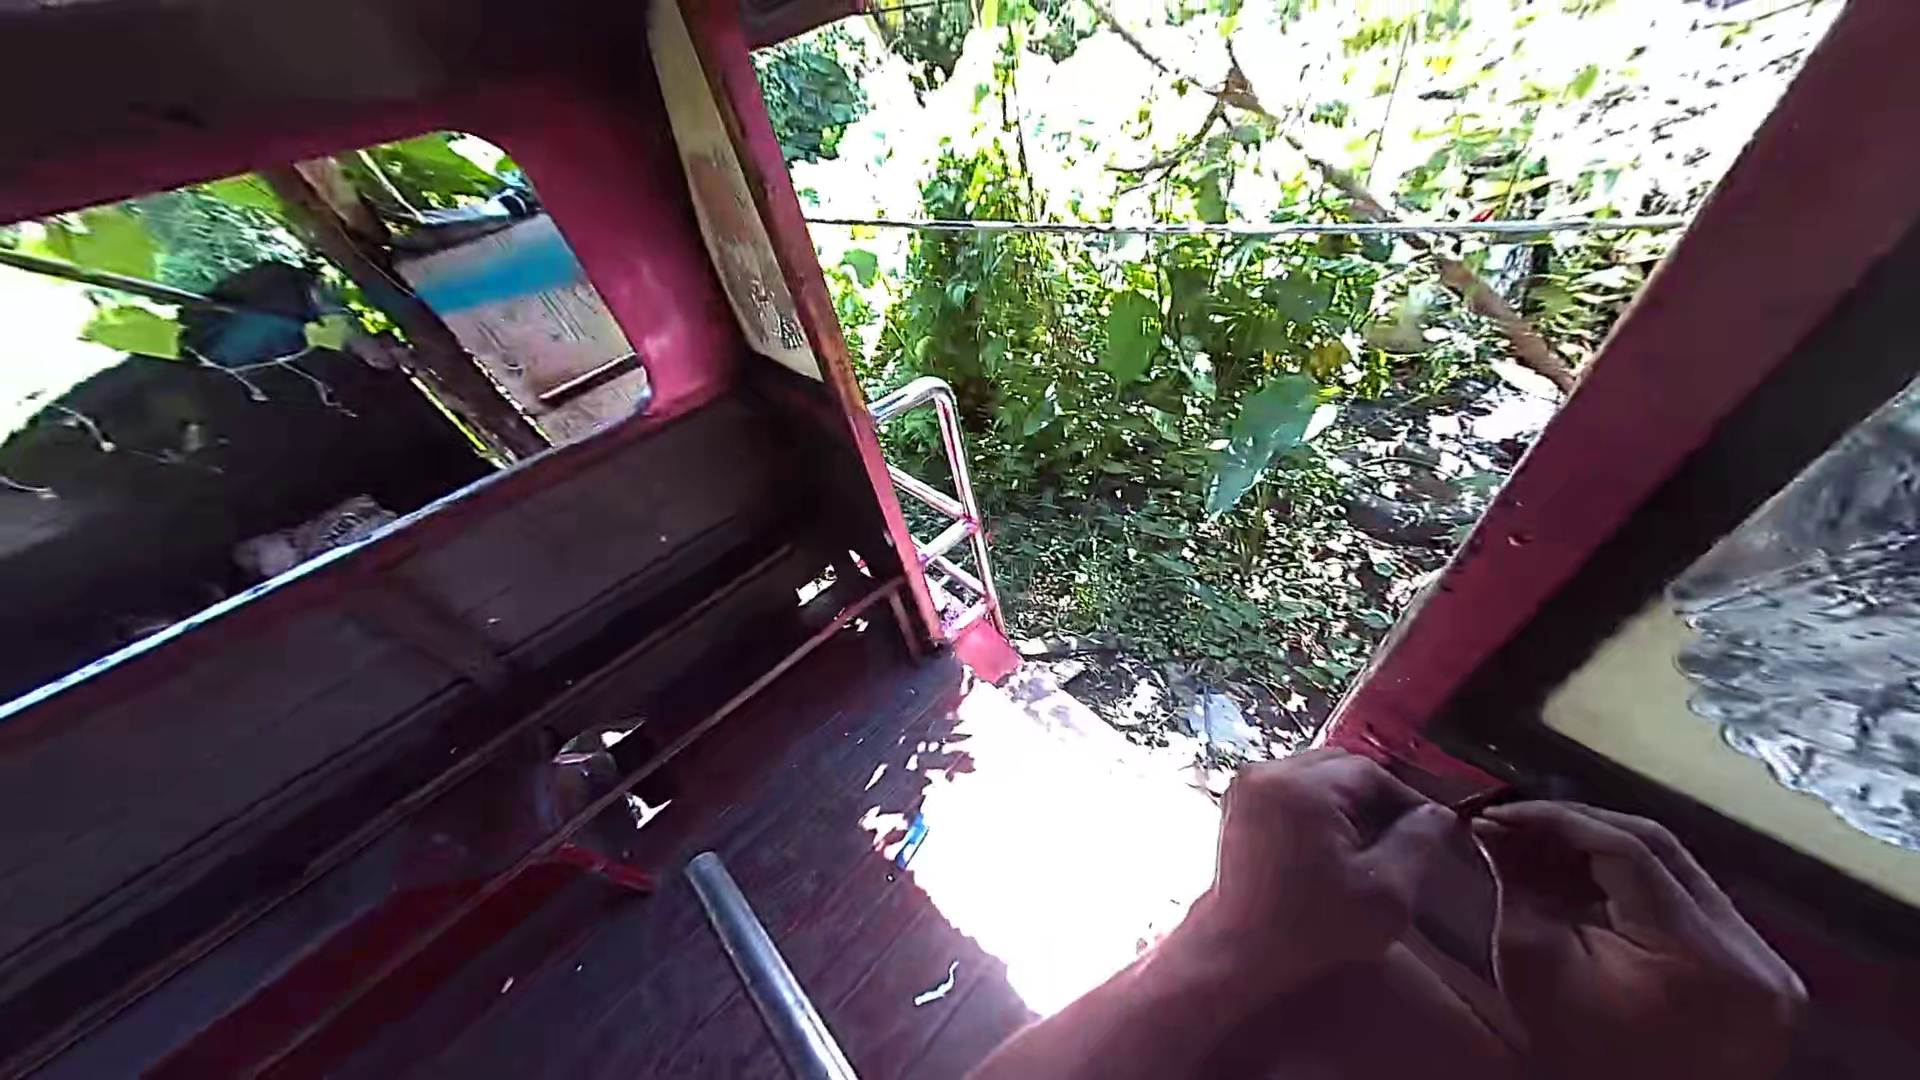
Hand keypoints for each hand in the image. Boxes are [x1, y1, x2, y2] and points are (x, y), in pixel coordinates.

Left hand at [1169, 748, 1456, 1006]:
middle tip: (1400, 835)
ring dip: (1343, 798)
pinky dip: (1313, 802)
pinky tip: (1330, 841)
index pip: (1367, 770)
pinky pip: (1286, 784)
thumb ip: (1417, 842)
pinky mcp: (1237, 798)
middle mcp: (1266, 772)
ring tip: (1367, 842)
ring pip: (1311, 771)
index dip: (1404, 796)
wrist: (1244, 944)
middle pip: (1336, 764)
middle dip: (1373, 794)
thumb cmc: (1317, 924)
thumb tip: (1439, 813)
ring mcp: (1246, 783)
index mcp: (1300, 786)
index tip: (1430, 828)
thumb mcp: (1386, 891)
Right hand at [1473, 802, 1804, 1079]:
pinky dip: (1620, 875)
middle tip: (1512, 822)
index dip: (1552, 818)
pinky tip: (1572, 878)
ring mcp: (1762, 963)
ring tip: (1534, 848)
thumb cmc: (1578, 1045)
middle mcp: (1751, 953)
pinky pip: (1680, 894)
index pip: (1624, 847)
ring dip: (1594, 845)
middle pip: (1656, 846)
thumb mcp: (1531, 954)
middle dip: (1572, 823)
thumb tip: (1487, 823)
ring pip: (1669, 864)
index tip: (1496, 814)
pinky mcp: (1752, 970)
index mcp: (1701, 956)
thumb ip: (1515, 878)